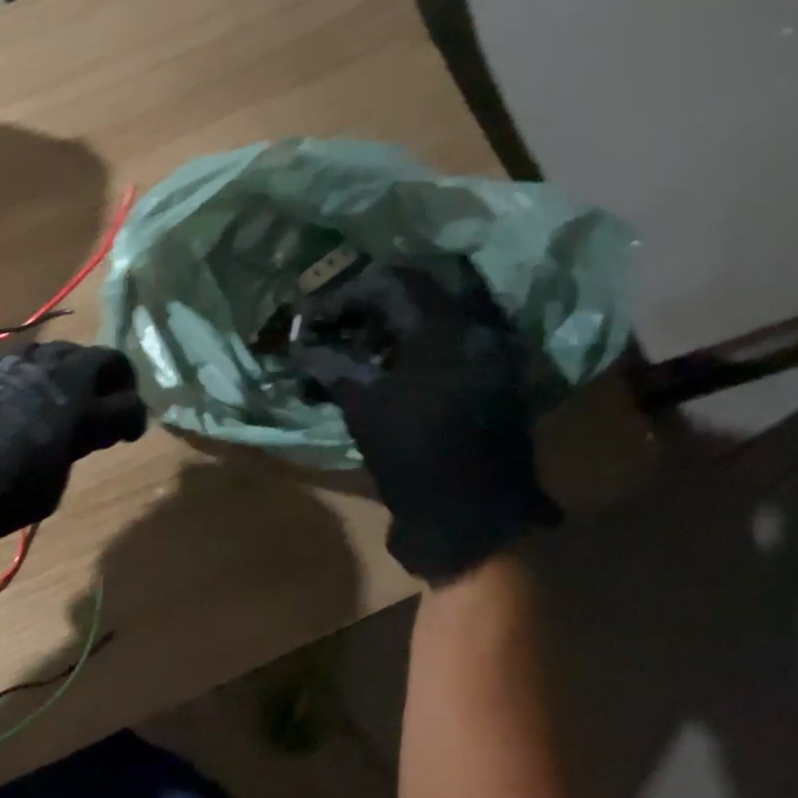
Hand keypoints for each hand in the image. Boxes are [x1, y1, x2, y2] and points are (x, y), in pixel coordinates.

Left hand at [0, 342, 147, 568]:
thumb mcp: (48, 486)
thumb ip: (68, 452)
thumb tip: (68, 441)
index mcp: (82, 412)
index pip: (127, 406)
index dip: (134, 420)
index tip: (129, 432)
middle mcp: (57, 377)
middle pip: (103, 360)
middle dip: (115, 379)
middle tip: (111, 398)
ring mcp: (19, 364)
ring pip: (62, 350)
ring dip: (73, 368)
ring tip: (67, 391)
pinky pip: (23, 358)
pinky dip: (35, 371)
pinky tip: (26, 390)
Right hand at [292, 256, 559, 583]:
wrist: (470, 515)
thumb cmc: (412, 458)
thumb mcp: (363, 407)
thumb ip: (331, 366)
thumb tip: (297, 346)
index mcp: (448, 331)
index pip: (393, 283)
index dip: (346, 295)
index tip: (316, 318)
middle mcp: (481, 329)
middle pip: (429, 284)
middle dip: (381, 296)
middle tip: (346, 319)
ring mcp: (497, 352)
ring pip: (449, 308)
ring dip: (405, 317)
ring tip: (365, 345)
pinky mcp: (500, 376)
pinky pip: (461, 336)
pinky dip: (425, 339)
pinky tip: (396, 365)